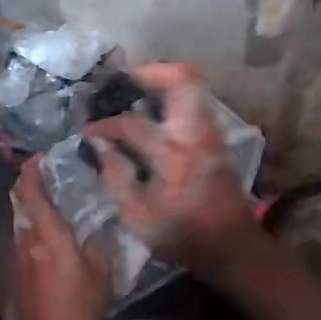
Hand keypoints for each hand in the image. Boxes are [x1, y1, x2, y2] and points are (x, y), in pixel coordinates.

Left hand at [8, 159, 111, 319]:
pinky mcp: (17, 265)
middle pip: (20, 200)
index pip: (32, 194)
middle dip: (29, 181)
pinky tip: (49, 225)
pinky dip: (32, 219)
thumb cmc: (78, 306)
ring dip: (30, 200)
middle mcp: (28, 238)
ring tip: (52, 194)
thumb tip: (98, 222)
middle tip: (49, 171)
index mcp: (49, 236)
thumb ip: (98, 242)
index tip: (40, 157)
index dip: (32, 172)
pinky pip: (22, 231)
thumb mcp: (101, 274)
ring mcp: (19, 252)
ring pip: (20, 215)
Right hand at [81, 64, 263, 270]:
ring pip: (194, 87)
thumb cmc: (181, 235)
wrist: (232, 247)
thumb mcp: (136, 216)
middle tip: (123, 79)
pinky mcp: (216, 140)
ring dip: (164, 82)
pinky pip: (196, 102)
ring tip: (136, 89)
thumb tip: (100, 144)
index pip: (131, 124)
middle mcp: (196, 136)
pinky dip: (174, 97)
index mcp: (172, 156)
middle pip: (183, 81)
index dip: (104, 126)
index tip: (88, 132)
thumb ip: (115, 175)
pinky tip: (154, 111)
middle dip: (151, 72)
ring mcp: (211, 134)